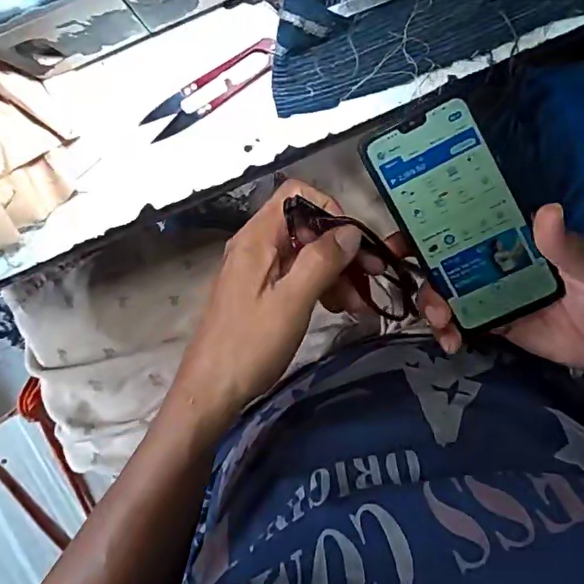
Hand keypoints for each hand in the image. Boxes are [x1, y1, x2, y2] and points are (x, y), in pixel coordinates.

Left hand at [170, 181, 365, 425]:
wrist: (211, 388)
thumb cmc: (250, 344)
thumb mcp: (292, 302)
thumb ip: (320, 261)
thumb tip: (349, 231)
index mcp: (256, 239)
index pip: (295, 195)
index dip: (328, 210)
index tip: (352, 243)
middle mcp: (253, 245)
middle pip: (303, 225)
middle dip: (339, 247)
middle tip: (372, 278)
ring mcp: (255, 268)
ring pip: (303, 252)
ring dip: (335, 271)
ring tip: (358, 303)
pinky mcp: (258, 291)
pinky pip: (294, 275)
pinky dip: (319, 286)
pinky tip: (338, 308)